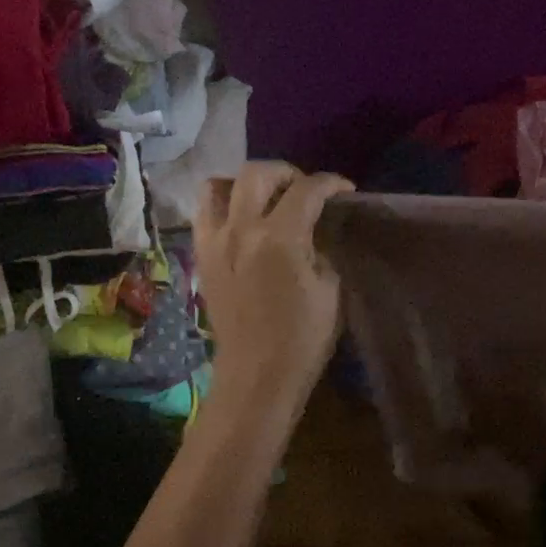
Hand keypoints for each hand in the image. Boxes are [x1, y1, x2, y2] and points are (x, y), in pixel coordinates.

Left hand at [196, 162, 353, 417]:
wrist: (256, 374)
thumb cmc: (302, 338)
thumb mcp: (330, 289)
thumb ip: (321, 247)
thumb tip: (316, 230)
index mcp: (279, 237)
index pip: (307, 189)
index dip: (331, 183)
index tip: (345, 191)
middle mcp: (241, 229)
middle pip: (257, 172)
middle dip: (286, 172)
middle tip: (303, 190)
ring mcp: (214, 240)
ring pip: (218, 185)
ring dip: (245, 183)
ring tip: (264, 198)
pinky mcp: (201, 256)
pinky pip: (204, 213)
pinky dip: (223, 206)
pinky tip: (241, 222)